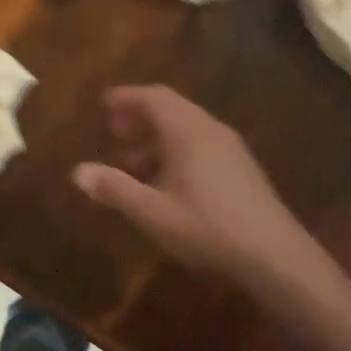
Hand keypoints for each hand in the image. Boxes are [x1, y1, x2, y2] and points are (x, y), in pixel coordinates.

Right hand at [73, 85, 315, 284]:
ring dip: (156, 142)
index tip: (102, 106)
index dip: (125, 98)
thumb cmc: (206, 228)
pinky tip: (166, 185)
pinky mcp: (241, 170)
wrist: (272, 253)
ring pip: (187, 132)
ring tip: (131, 166)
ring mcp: (230, 149)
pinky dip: (176, 154)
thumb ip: (115, 189)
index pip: (153, 97)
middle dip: (139, 118)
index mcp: (187, 131)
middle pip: (171, 110)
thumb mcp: (153, 212)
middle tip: (113, 132)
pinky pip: (201, 148)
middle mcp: (210, 130)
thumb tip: (78, 172)